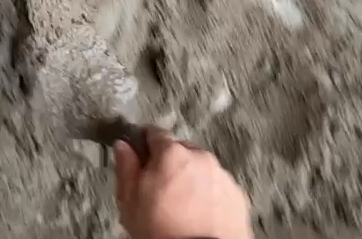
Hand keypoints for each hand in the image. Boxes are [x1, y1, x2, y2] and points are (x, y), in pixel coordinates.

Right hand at [113, 129, 252, 238]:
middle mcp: (200, 156)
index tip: (140, 160)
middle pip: (180, 150)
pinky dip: (210, 195)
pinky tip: (200, 214)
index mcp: (171, 152)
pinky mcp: (239, 197)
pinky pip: (218, 187)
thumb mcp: (130, 201)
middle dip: (170, 164)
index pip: (154, 133)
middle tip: (161, 190)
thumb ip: (126, 167)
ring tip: (183, 206)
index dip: (144, 146)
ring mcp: (222, 176)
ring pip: (200, 168)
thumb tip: (123, 146)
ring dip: (192, 178)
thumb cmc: (163, 231)